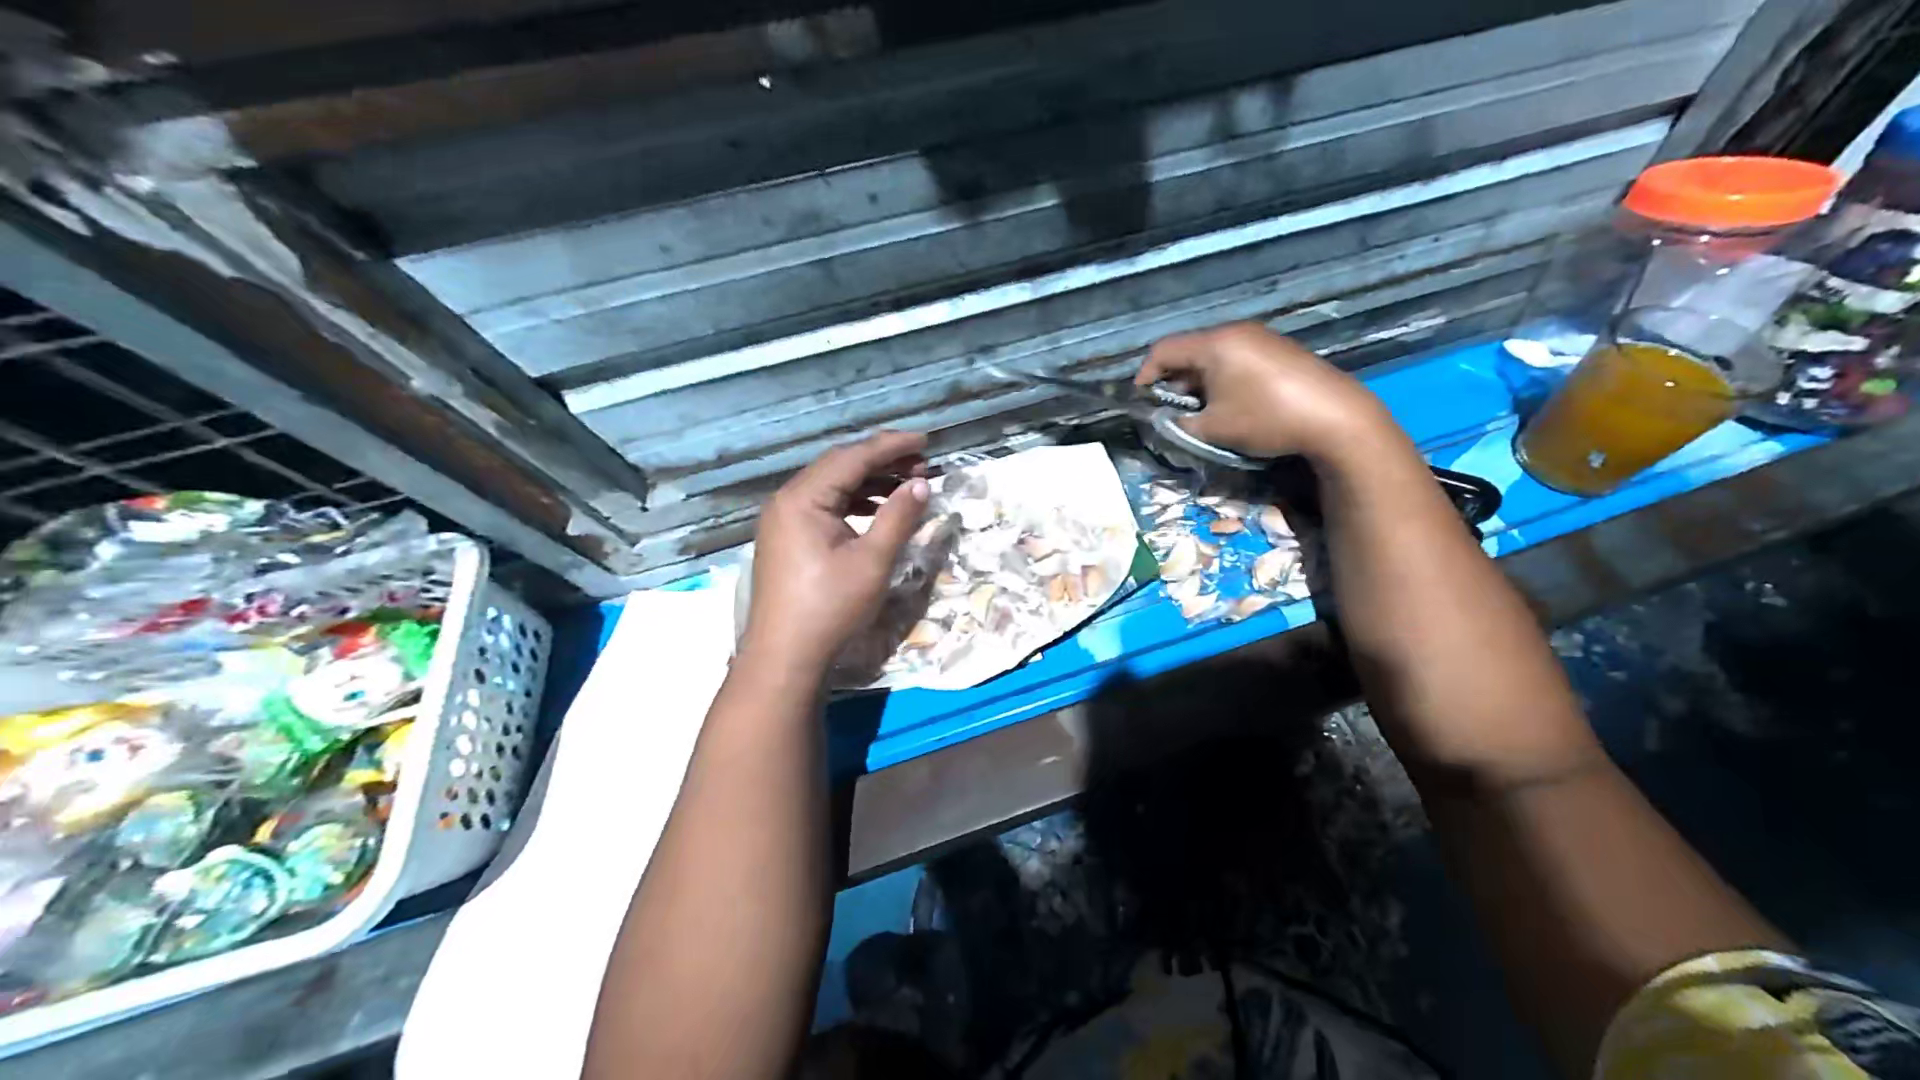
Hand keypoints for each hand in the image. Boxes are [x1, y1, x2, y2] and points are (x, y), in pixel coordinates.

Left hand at [742, 431, 931, 676]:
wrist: (784, 656)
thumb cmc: (829, 607)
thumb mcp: (872, 561)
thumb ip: (898, 517)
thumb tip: (922, 485)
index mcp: (802, 498)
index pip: (852, 457)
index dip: (891, 447)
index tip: (925, 441)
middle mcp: (787, 500)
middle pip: (839, 466)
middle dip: (882, 461)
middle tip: (921, 463)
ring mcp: (783, 519)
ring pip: (831, 485)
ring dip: (869, 482)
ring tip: (906, 485)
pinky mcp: (786, 538)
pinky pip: (823, 505)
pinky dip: (853, 502)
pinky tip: (877, 510)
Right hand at [1136, 322, 1395, 461]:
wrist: (1335, 418)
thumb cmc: (1266, 419)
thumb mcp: (1213, 428)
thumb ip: (1179, 423)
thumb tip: (1166, 420)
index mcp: (1215, 344)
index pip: (1163, 350)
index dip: (1145, 376)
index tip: (1141, 401)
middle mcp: (1236, 332)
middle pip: (1189, 351)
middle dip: (1173, 382)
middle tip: (1171, 411)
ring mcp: (1261, 339)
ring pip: (1214, 357)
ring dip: (1199, 383)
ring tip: (1201, 412)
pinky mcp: (1280, 351)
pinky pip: (1237, 359)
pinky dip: (1223, 379)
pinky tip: (1231, 405)